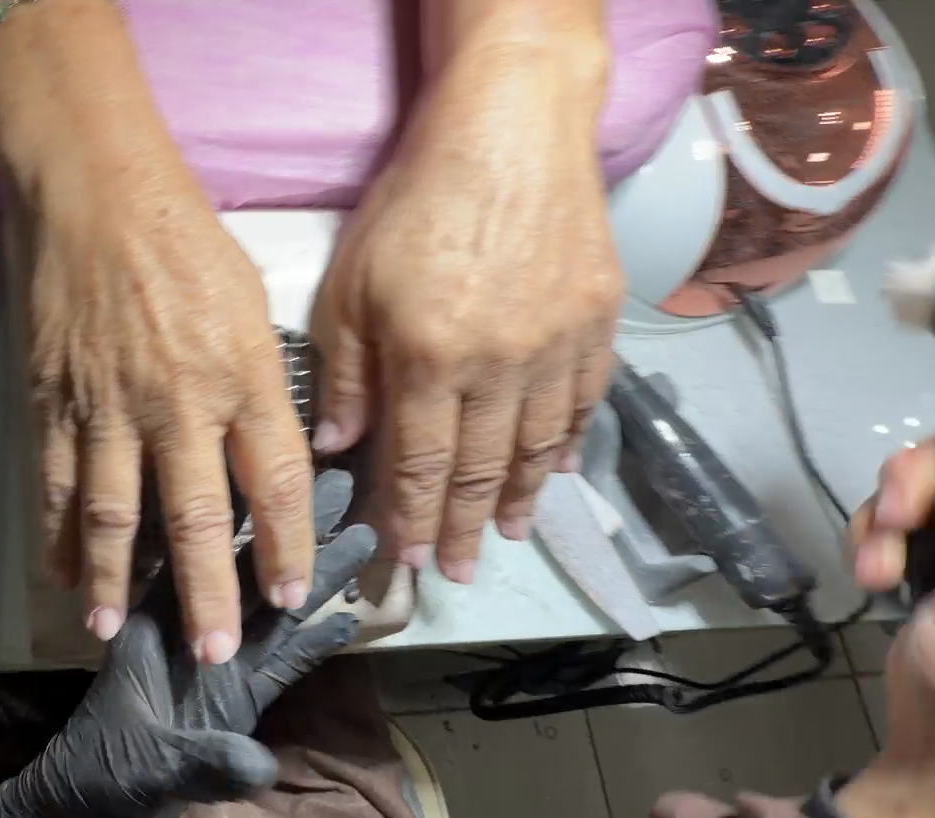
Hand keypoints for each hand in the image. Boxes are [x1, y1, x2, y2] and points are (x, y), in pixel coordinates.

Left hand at [0, 470, 375, 817]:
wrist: (85, 816)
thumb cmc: (97, 779)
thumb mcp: (144, 767)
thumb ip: (199, 764)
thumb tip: (258, 763)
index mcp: (157, 627)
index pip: (205, 558)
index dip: (245, 515)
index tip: (286, 473)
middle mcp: (192, 632)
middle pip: (251, 572)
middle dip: (294, 530)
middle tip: (346, 486)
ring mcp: (216, 666)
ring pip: (274, 611)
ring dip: (314, 579)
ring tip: (362, 538)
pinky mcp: (232, 702)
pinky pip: (280, 664)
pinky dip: (311, 643)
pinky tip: (348, 619)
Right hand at [21, 159, 313, 663]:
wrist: (94, 193)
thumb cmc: (185, 241)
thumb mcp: (252, 306)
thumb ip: (263, 388)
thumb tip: (266, 458)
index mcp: (240, 376)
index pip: (273, 482)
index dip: (284, 548)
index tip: (288, 600)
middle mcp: (177, 404)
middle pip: (195, 518)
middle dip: (204, 593)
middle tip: (210, 653)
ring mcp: (108, 408)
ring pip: (112, 514)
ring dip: (113, 579)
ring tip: (110, 630)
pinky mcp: (53, 403)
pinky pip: (55, 483)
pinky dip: (56, 535)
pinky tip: (59, 574)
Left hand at [311, 49, 621, 582]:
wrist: (510, 127)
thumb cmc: (413, 207)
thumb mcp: (351, 291)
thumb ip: (347, 376)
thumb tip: (337, 447)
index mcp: (430, 361)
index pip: (421, 463)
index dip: (416, 517)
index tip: (413, 558)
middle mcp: (500, 365)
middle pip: (480, 467)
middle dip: (466, 526)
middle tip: (461, 573)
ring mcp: (557, 343)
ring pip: (535, 444)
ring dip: (519, 498)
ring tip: (508, 538)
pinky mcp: (597, 317)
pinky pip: (584, 400)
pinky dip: (566, 444)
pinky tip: (556, 474)